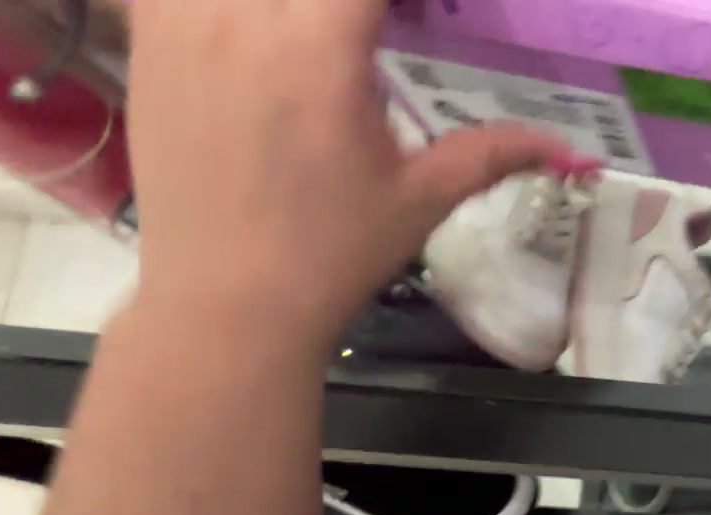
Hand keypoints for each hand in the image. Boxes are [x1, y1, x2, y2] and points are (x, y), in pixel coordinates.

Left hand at [124, 0, 577, 340]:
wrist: (233, 290)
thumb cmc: (339, 249)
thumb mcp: (423, 199)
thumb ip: (490, 154)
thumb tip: (563, 147)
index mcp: (316, 54)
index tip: (436, 15)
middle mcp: (237, 17)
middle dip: (356, 6)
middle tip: (397, 28)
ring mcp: (179, 19)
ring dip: (304, 7)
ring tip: (335, 38)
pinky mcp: (148, 36)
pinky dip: (241, 8)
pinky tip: (269, 35)